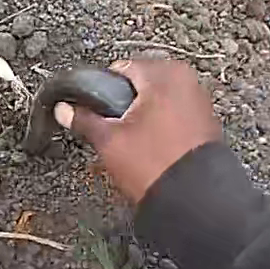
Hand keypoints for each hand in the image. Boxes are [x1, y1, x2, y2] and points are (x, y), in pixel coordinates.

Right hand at [55, 59, 220, 201]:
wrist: (196, 199)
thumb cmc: (153, 164)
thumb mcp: (109, 141)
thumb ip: (84, 120)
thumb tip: (63, 109)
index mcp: (164, 73)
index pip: (121, 69)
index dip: (102, 91)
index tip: (95, 113)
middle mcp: (186, 80)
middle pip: (140, 87)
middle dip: (123, 107)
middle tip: (111, 134)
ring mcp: (199, 101)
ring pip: (157, 104)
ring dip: (140, 120)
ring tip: (129, 146)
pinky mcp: (206, 123)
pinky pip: (173, 118)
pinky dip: (159, 129)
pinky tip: (149, 151)